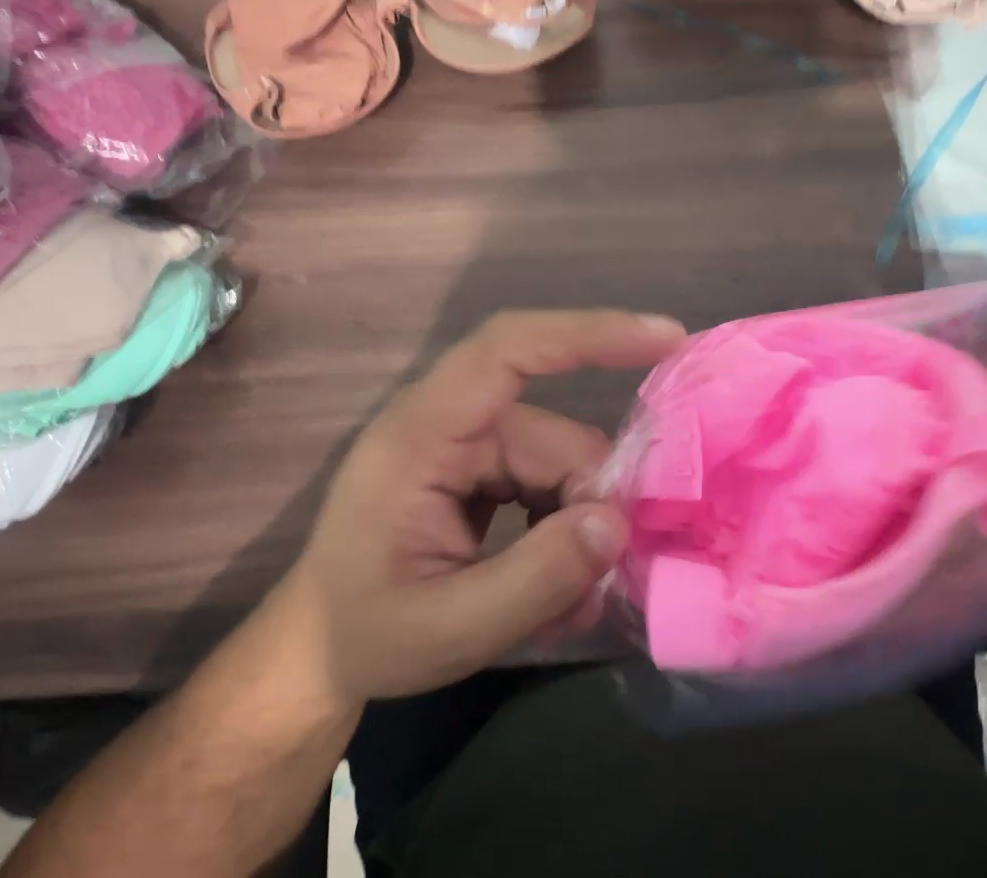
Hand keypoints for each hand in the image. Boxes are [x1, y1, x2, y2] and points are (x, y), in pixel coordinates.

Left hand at [277, 310, 686, 704]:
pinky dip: (561, 528)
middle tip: (597, 583)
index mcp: (419, 438)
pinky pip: (545, 481)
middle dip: (590, 505)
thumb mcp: (453, 626)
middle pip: (554, 435)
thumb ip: (538, 578)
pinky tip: (552, 585)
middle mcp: (444, 426)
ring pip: (560, 462)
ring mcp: (461, 447)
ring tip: (565, 604)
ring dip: (576, 528)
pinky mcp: (475, 470)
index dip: (587, 333)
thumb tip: (616, 522)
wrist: (319, 653)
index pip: (506, 351)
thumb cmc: (367, 637)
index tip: (666, 339)